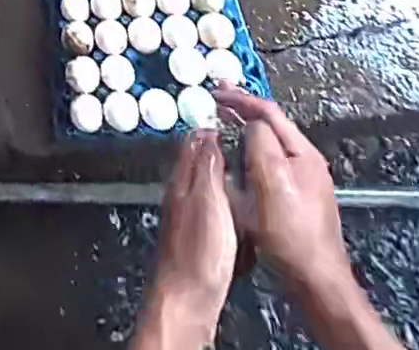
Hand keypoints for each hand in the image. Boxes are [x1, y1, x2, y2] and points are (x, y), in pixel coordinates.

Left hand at [135, 129, 235, 348]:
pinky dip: (222, 201)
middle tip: (236, 141)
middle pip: (196, 161)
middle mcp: (179, 194)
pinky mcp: (193, 237)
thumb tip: (208, 134)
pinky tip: (233, 209)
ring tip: (238, 170)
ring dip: (218, 174)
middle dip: (214, 149)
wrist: (186, 299)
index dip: (209, 128)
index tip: (227, 119)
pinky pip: (209, 208)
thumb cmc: (200, 253)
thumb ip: (209, 168)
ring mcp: (184, 215)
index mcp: (182, 181)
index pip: (192, 143)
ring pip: (202, 184)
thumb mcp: (210, 202)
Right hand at [214, 88, 349, 291]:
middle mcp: (305, 161)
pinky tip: (236, 157)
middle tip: (217, 98)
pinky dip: (249, 151)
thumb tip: (250, 125)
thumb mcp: (269, 179)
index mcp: (302, 152)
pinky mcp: (295, 199)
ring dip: (244, 130)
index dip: (240, 98)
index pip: (268, 112)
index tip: (215, 92)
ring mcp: (303, 181)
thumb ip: (259, 142)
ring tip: (223, 122)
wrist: (315, 281)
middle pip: (270, 125)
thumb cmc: (290, 231)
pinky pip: (268, 163)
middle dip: (243, 110)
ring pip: (269, 144)